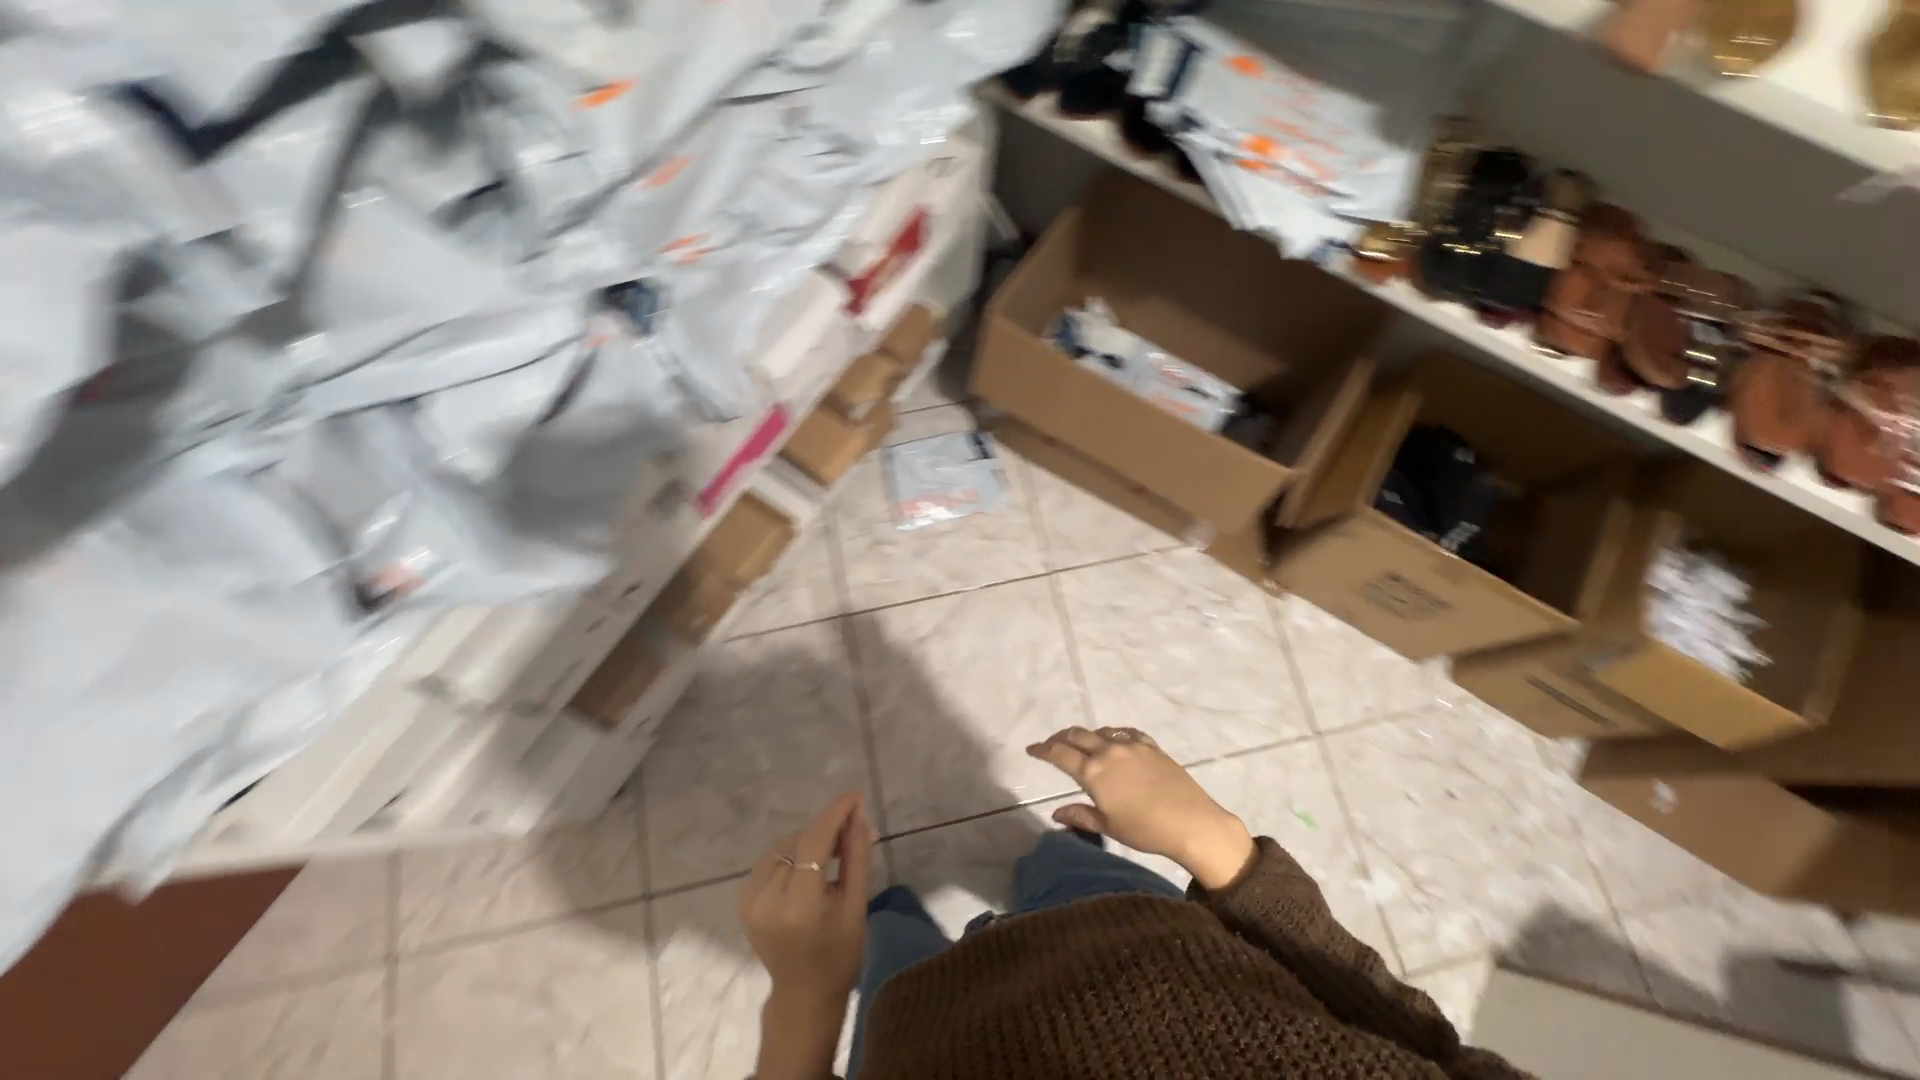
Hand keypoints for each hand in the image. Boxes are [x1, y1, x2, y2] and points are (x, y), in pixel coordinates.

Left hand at [738, 791, 873, 1002]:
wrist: (804, 995)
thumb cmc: (839, 954)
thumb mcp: (856, 906)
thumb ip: (856, 856)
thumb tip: (858, 813)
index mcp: (799, 905)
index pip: (814, 842)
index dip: (835, 814)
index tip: (855, 796)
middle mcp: (767, 899)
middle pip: (798, 842)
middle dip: (827, 830)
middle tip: (854, 831)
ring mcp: (749, 900)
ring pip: (783, 847)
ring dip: (809, 842)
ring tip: (833, 853)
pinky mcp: (743, 901)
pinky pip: (771, 861)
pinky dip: (791, 856)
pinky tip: (809, 867)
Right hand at [1027, 726, 1254, 889]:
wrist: (1192, 823)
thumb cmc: (1146, 830)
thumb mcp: (1108, 826)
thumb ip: (1080, 815)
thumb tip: (1057, 813)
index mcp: (1093, 773)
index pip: (1059, 754)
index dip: (1042, 750)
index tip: (1032, 749)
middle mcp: (1109, 752)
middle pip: (1077, 736)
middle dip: (1060, 738)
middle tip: (1051, 744)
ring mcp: (1132, 745)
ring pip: (1100, 731)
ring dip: (1086, 735)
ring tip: (1081, 744)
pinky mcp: (1151, 746)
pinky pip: (1125, 732)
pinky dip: (1112, 734)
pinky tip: (1113, 740)